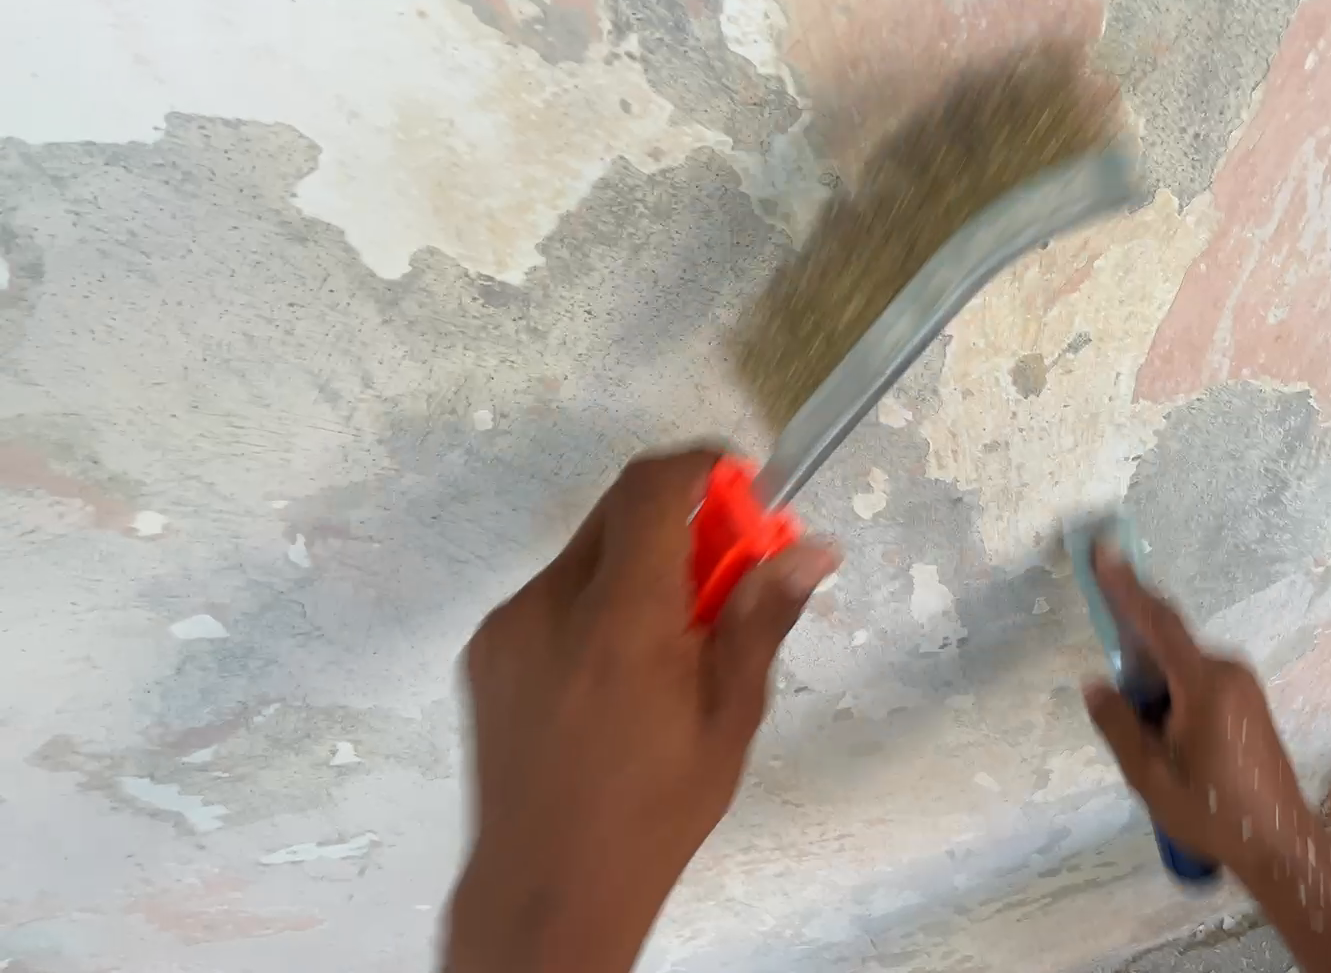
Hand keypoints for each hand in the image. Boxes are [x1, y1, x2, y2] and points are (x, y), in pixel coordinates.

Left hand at [445, 449, 838, 972]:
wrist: (543, 893)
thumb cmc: (657, 804)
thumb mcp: (731, 712)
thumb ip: (765, 616)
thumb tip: (816, 548)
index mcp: (621, 619)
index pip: (652, 490)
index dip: (700, 466)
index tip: (741, 485)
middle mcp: (550, 605)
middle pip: (621, 508)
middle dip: (684, 512)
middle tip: (728, 561)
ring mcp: (507, 627)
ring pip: (590, 547)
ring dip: (645, 554)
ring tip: (678, 623)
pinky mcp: (485, 650)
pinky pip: (557, 588)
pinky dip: (605, 590)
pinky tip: (624, 657)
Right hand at [1081, 546, 1306, 880]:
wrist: (1282, 848)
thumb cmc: (1213, 812)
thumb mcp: (1149, 776)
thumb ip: (1117, 723)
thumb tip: (1095, 684)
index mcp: (1205, 685)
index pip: (1158, 623)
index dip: (1127, 586)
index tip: (1105, 550)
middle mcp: (1228, 671)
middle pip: (1166, 646)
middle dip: (1136, 666)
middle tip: (1131, 718)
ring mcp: (1241, 684)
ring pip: (1179, 667)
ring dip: (1154, 689)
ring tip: (1156, 747)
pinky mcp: (1246, 699)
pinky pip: (1195, 679)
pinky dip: (1171, 695)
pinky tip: (1171, 739)